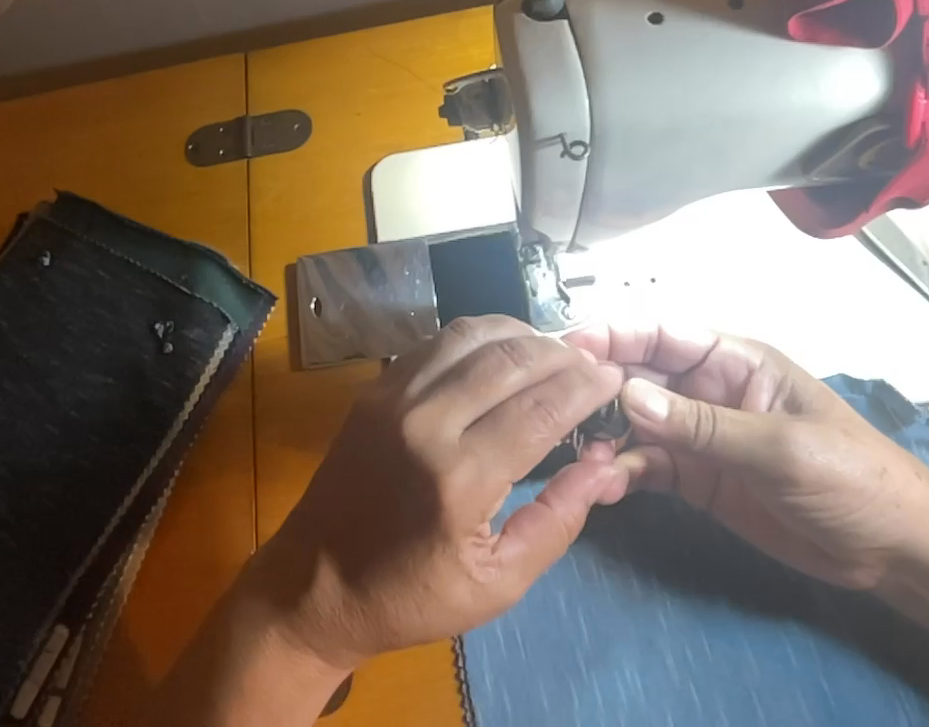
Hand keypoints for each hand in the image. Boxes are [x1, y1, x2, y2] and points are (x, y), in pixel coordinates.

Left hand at [254, 315, 626, 668]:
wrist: (314, 581)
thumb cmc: (410, 594)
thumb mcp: (498, 583)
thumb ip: (556, 520)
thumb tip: (602, 463)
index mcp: (460, 478)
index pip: (541, 409)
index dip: (585, 387)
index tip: (614, 378)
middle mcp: (427, 423)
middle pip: (511, 361)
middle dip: (562, 354)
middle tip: (591, 362)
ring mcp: (394, 397)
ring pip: (471, 336)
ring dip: (521, 334)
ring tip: (554, 348)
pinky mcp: (376, 388)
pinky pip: (436, 343)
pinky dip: (479, 335)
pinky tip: (502, 347)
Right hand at [565, 323, 928, 590]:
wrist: (893, 552)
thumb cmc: (852, 477)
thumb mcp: (780, 448)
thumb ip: (702, 424)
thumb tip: (626, 394)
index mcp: (733, 361)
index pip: (661, 335)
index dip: (613, 336)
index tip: (568, 348)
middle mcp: (705, 390)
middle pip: (636, 376)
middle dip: (597, 388)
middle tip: (557, 409)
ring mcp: (696, 435)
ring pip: (632, 422)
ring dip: (603, 435)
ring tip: (580, 456)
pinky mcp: (693, 477)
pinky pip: (645, 466)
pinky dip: (620, 474)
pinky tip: (603, 487)